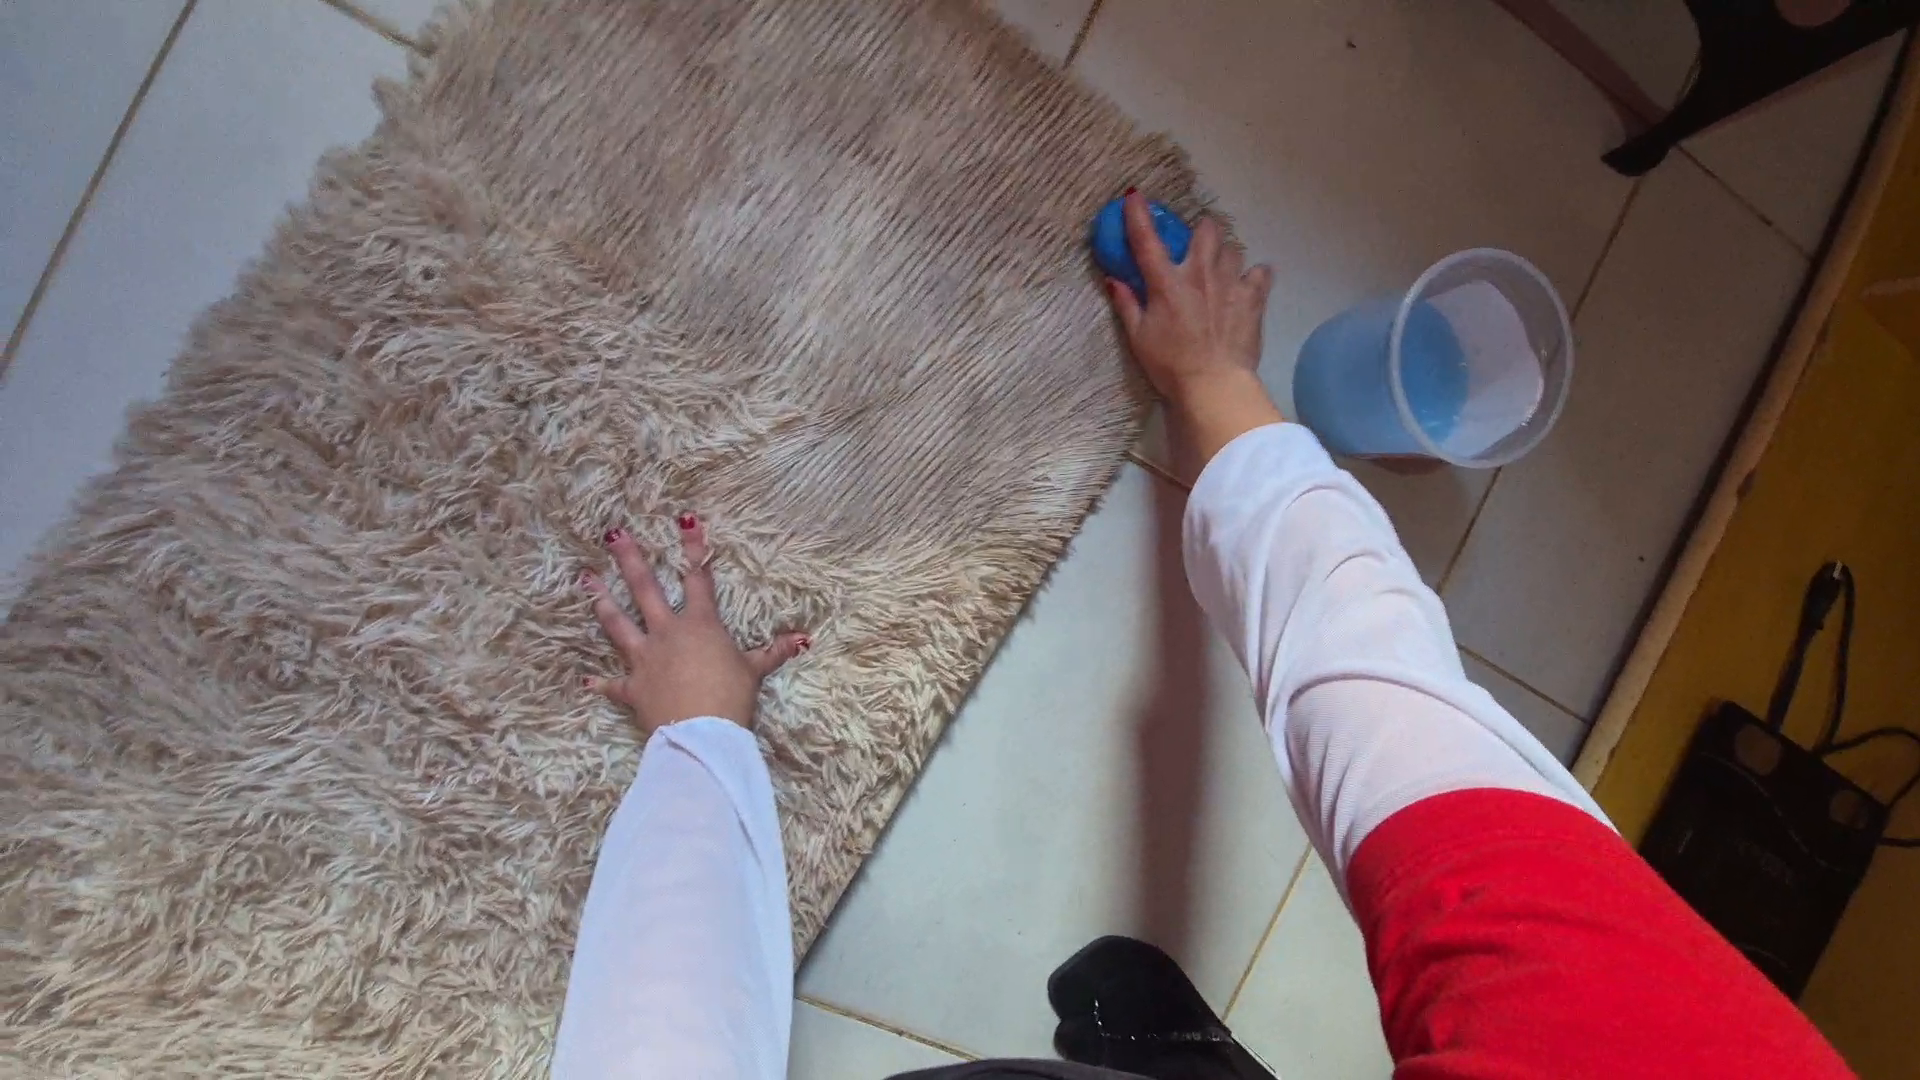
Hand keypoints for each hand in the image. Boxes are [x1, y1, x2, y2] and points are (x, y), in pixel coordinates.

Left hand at [584, 514, 808, 737]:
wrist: (702, 733)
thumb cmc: (731, 696)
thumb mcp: (755, 671)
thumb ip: (773, 652)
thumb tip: (802, 639)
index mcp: (700, 624)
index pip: (698, 577)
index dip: (694, 548)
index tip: (686, 520)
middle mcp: (668, 633)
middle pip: (646, 590)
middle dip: (631, 560)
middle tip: (614, 536)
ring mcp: (645, 659)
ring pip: (618, 624)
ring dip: (602, 601)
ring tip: (587, 579)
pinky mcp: (632, 688)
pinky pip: (613, 684)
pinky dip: (602, 683)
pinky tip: (587, 680)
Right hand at [1107, 192, 1284, 471]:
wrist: (1212, 385)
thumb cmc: (1169, 365)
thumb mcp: (1138, 338)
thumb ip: (1127, 304)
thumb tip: (1113, 280)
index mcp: (1168, 284)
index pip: (1147, 242)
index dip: (1138, 216)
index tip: (1133, 196)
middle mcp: (1200, 274)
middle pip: (1207, 230)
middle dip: (1201, 233)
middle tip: (1195, 249)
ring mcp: (1231, 283)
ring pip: (1234, 248)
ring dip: (1225, 255)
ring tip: (1221, 272)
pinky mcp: (1254, 298)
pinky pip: (1260, 273)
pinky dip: (1253, 277)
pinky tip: (1246, 288)